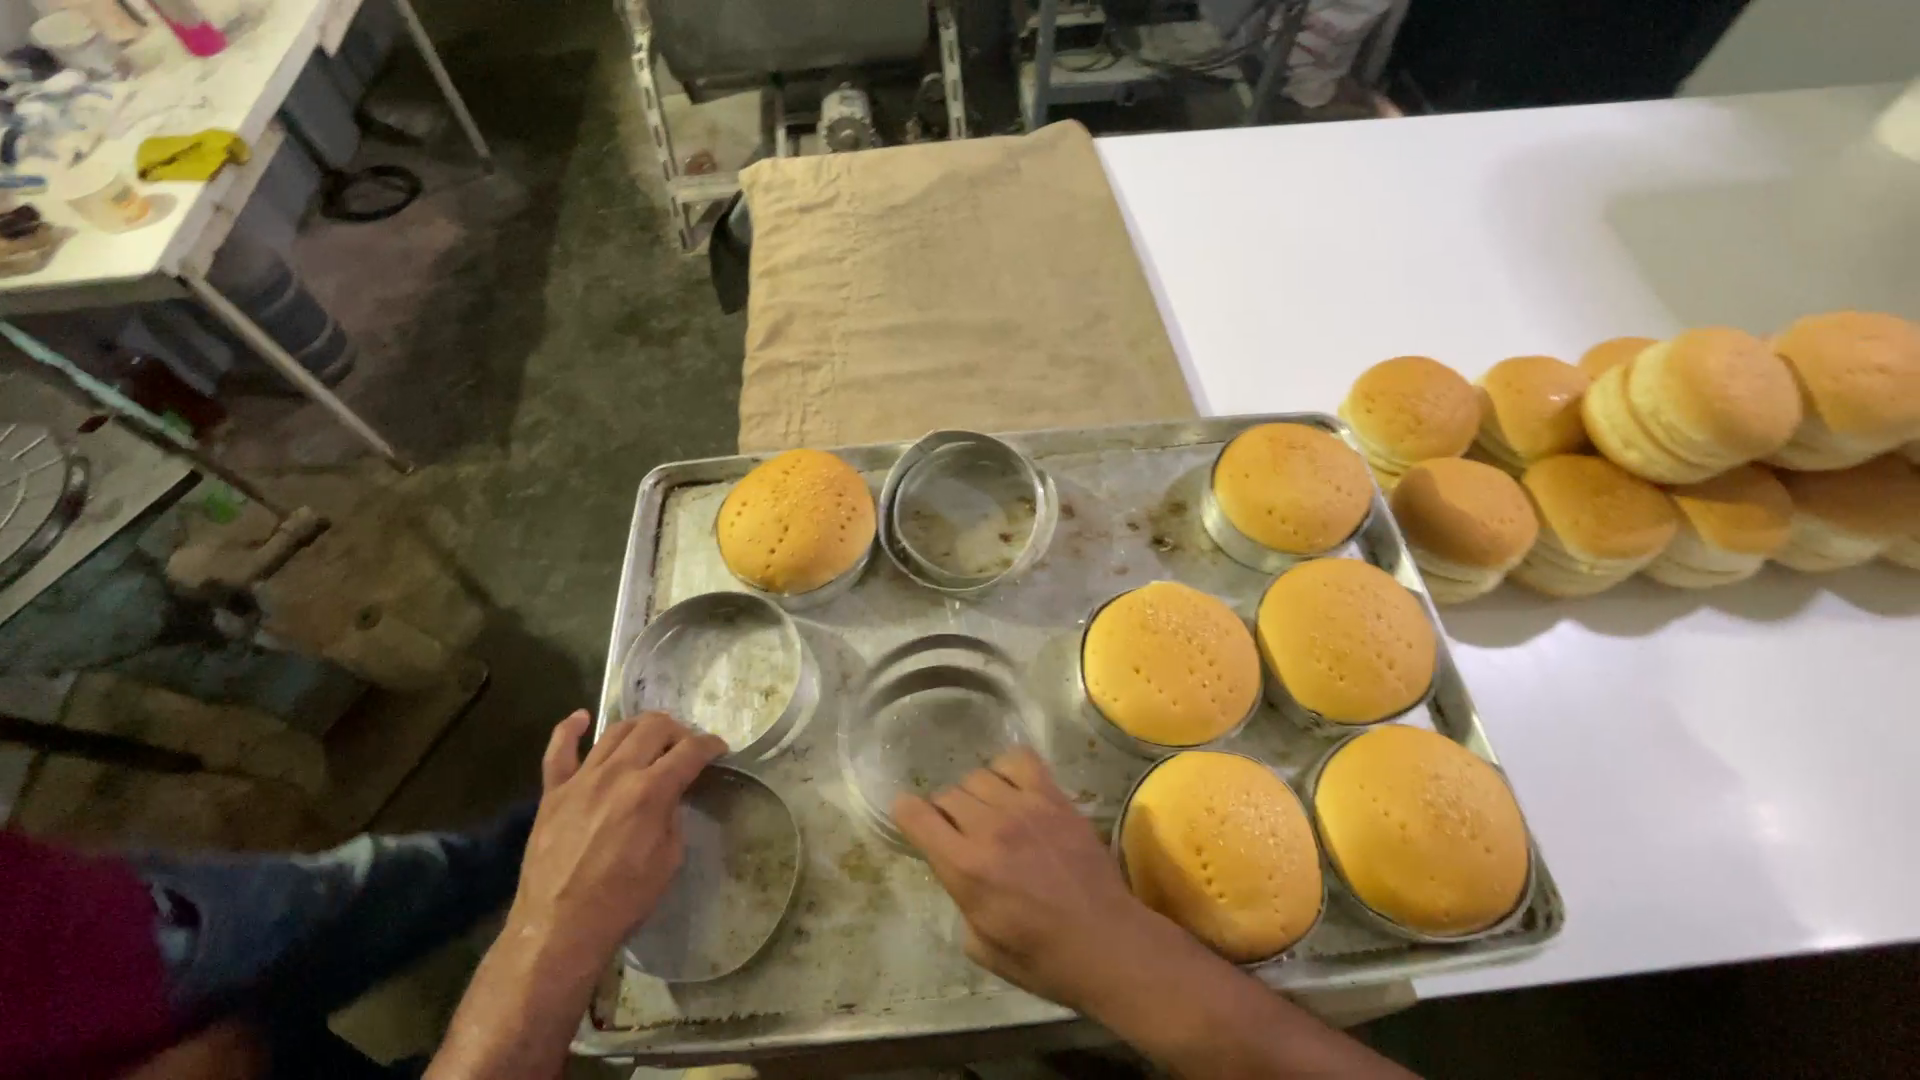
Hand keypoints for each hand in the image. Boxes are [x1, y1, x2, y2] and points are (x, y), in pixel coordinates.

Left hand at [505, 710, 727, 969]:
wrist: (558, 929)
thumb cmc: (623, 901)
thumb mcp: (668, 860)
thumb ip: (672, 817)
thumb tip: (669, 797)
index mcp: (650, 792)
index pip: (690, 751)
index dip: (711, 745)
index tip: (719, 748)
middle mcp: (617, 774)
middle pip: (654, 727)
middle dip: (679, 731)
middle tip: (686, 747)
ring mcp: (581, 779)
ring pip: (615, 731)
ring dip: (640, 727)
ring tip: (651, 737)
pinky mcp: (553, 793)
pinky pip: (559, 750)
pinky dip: (570, 728)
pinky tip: (582, 718)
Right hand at [893, 746, 1198, 1012]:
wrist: (1107, 943)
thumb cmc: (1041, 958)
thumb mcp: (979, 944)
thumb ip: (959, 896)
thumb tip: (958, 868)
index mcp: (966, 868)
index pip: (916, 816)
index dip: (905, 813)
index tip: (910, 819)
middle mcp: (990, 829)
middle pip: (947, 794)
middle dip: (943, 812)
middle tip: (959, 833)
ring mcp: (1026, 807)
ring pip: (978, 776)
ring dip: (974, 794)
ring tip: (988, 813)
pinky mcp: (1055, 798)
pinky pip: (1020, 761)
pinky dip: (1007, 769)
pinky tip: (1012, 789)